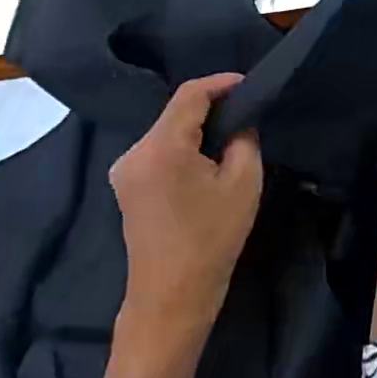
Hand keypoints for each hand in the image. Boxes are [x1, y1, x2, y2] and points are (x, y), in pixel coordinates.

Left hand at [110, 73, 262, 329]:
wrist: (172, 295)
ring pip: (168, 130)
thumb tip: (240, 120)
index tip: (250, 84)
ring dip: (199, 126)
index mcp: (161, 148)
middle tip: (248, 109)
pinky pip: (160, 149)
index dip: (222, 82)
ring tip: (234, 131)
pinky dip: (186, 143)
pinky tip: (209, 154)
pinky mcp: (127, 184)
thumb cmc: (213, 237)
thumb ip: (244, 138)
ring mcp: (125, 169)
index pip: (190, 95)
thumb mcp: (244, 181)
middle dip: (213, 105)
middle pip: (176, 111)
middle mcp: (134, 152)